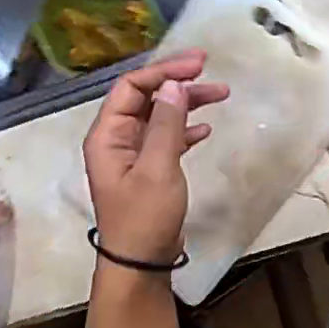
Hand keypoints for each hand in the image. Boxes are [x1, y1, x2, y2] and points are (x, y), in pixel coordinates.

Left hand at [83, 51, 228, 264]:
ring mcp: (133, 156)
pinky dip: (186, 129)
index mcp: (108, 135)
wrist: (141, 263)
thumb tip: (175, 84)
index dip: (165, 70)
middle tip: (211, 72)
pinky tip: (205, 129)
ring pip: (160, 117)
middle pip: (146, 98)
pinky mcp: (149, 170)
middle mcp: (116, 139)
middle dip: (178, 82)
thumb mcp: (158, 168)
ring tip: (220, 94)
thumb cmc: (145, 216)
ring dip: (187, 104)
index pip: (132, 87)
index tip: (199, 64)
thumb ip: (167, 125)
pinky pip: (167, 138)